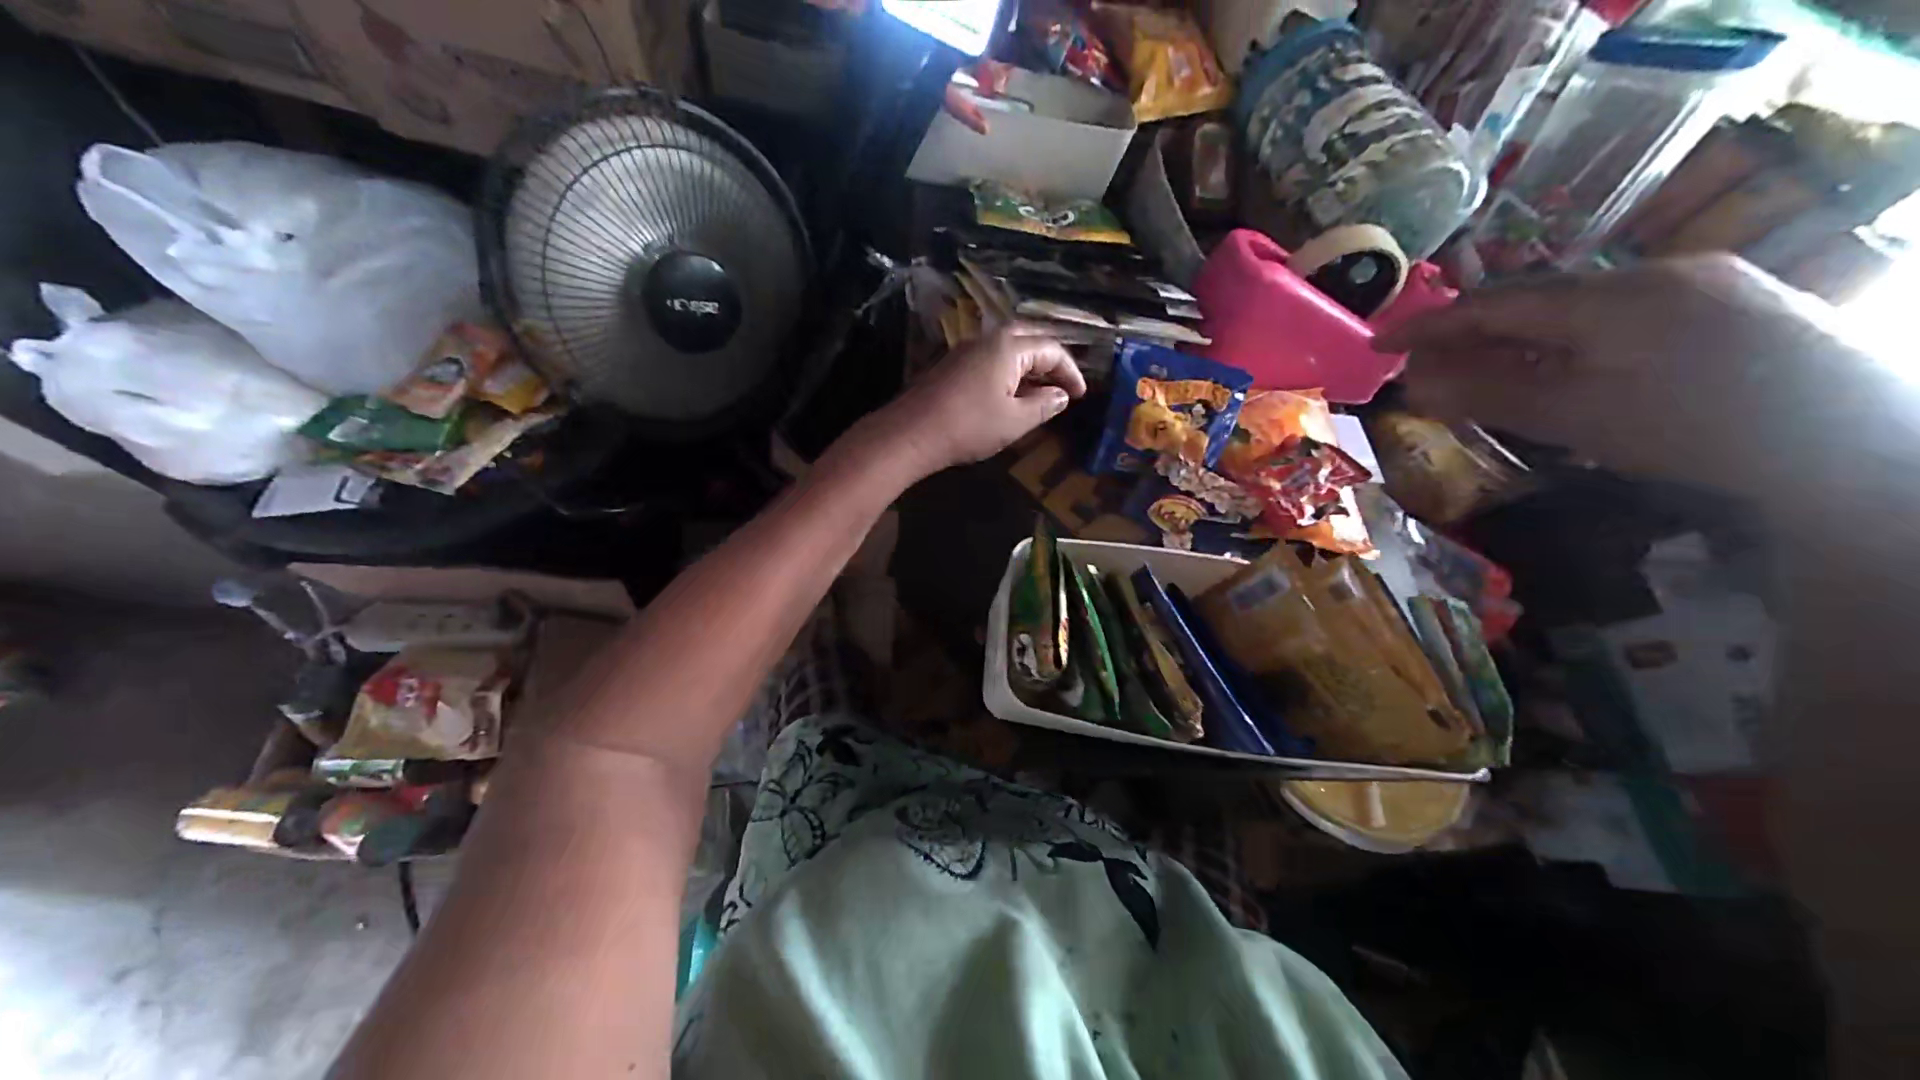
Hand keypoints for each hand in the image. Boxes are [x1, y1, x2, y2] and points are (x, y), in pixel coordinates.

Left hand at [863, 325, 1086, 479]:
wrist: (910, 434)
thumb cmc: (968, 427)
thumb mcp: (1014, 421)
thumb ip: (1043, 406)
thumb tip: (1061, 396)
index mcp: (1008, 346)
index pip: (1051, 349)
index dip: (1070, 371)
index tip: (1081, 395)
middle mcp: (987, 339)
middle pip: (1029, 340)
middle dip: (1051, 361)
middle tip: (1064, 385)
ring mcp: (965, 351)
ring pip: (1007, 349)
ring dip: (1029, 367)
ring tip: (1042, 392)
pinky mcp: (951, 366)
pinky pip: (989, 360)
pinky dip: (1008, 373)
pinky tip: (1010, 395)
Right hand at [1376, 255, 1890, 508]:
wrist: (1851, 439)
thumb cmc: (1697, 428)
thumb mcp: (1577, 418)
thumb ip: (1490, 395)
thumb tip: (1414, 383)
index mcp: (1607, 297)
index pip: (1493, 303)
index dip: (1429, 325)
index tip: (1380, 345)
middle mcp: (1648, 273)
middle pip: (1532, 298)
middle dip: (1472, 331)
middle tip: (1427, 366)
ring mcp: (1692, 281)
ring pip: (1575, 305)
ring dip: (1520, 337)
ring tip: (1482, 371)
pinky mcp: (1723, 300)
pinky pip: (1615, 312)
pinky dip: (1568, 338)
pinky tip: (1560, 367)